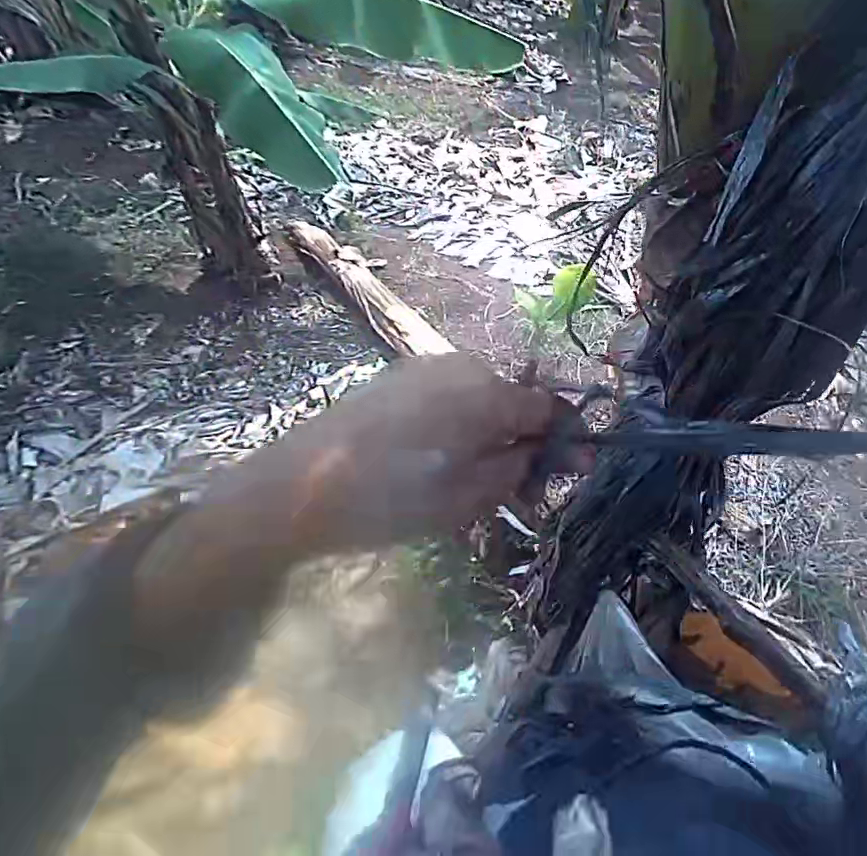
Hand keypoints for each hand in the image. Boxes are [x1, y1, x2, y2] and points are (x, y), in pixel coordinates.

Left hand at [131, 355, 586, 645]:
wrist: (289, 489)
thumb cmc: (391, 498)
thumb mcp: (469, 497)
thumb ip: (522, 468)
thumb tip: (558, 453)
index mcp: (489, 393)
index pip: (550, 408)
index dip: (568, 438)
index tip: (576, 467)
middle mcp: (467, 367)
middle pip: (518, 402)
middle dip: (529, 441)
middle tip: (522, 486)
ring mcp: (430, 368)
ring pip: (486, 400)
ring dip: (496, 434)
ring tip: (480, 477)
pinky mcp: (402, 378)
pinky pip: (454, 396)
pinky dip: (464, 424)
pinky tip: (445, 457)